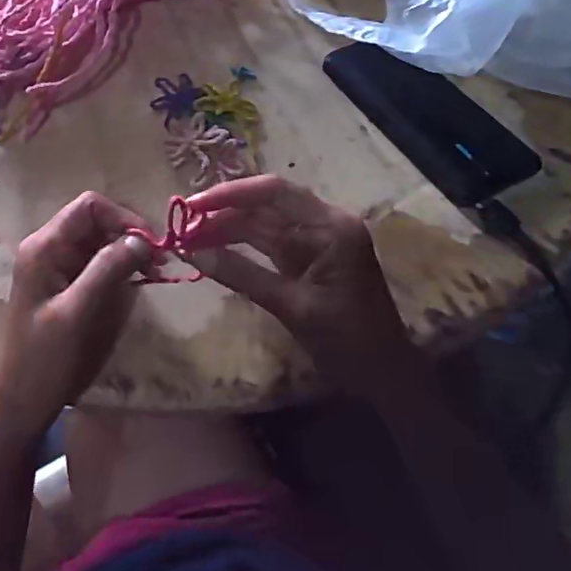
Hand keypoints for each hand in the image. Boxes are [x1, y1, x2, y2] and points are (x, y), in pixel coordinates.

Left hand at [0, 192, 154, 437]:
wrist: (20, 404)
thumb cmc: (43, 360)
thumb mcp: (76, 313)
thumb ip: (107, 270)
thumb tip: (143, 240)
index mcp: (43, 247)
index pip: (89, 206)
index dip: (123, 217)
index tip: (151, 244)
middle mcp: (48, 247)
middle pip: (96, 220)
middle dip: (129, 234)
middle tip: (158, 262)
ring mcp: (55, 265)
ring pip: (99, 239)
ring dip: (127, 251)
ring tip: (153, 273)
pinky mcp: (64, 282)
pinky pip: (96, 261)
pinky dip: (119, 266)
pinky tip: (135, 283)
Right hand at [185, 175, 423, 399]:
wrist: (386, 377)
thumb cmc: (348, 342)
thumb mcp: (293, 307)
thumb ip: (242, 275)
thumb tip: (192, 251)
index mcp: (331, 225)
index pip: (275, 193)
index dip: (230, 194)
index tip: (193, 205)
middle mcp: (325, 222)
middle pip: (267, 204)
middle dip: (224, 212)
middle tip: (183, 224)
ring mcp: (317, 240)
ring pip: (264, 223)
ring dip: (228, 228)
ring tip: (189, 238)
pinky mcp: (309, 258)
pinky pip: (270, 243)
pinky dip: (241, 246)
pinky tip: (213, 248)